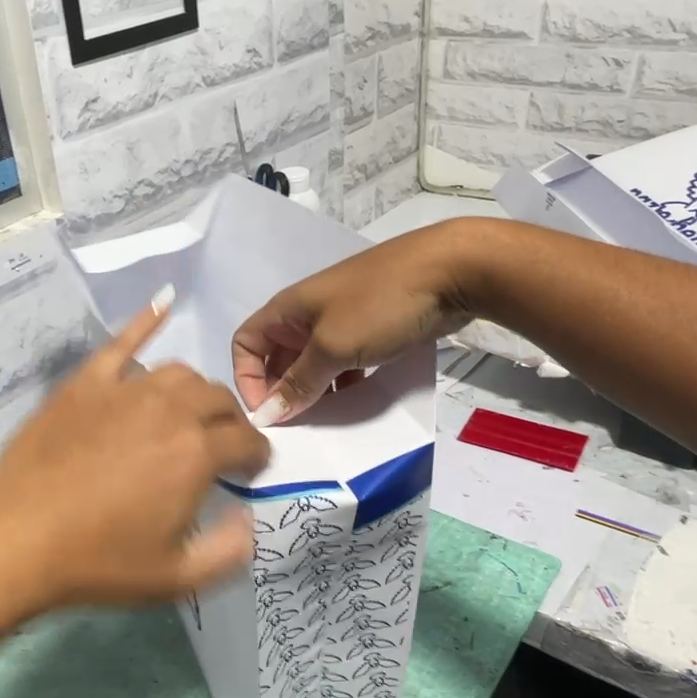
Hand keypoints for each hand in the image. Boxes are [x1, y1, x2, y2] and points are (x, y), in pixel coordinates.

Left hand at [0, 288, 270, 612]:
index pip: (246, 441)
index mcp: (196, 453)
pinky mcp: (85, 383)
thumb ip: (229, 549)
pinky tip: (163, 301)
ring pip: (177, 372)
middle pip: (217, 399)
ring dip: (195, 390)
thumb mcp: (175, 576)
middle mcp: (168, 409)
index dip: (257, 456)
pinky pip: (122, 343)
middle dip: (231, 420)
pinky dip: (146, 320)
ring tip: (190, 411)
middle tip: (222, 445)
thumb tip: (250, 516)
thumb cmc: (97, 561)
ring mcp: (123, 389)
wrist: (16, 537)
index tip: (253, 469)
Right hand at [232, 224, 476, 424]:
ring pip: (311, 364)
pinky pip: (343, 363)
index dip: (247, 378)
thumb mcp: (333, 347)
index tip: (268, 414)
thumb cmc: (380, 304)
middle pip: (277, 357)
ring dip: (313, 392)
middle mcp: (306, 315)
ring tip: (325, 423)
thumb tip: (266, 416)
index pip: (245, 344)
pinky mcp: (369, 330)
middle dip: (281, 392)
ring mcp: (340, 321)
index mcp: (287, 309)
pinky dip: (342, 385)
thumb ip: (299, 384)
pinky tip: (355, 405)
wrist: (451, 270)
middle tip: (297, 427)